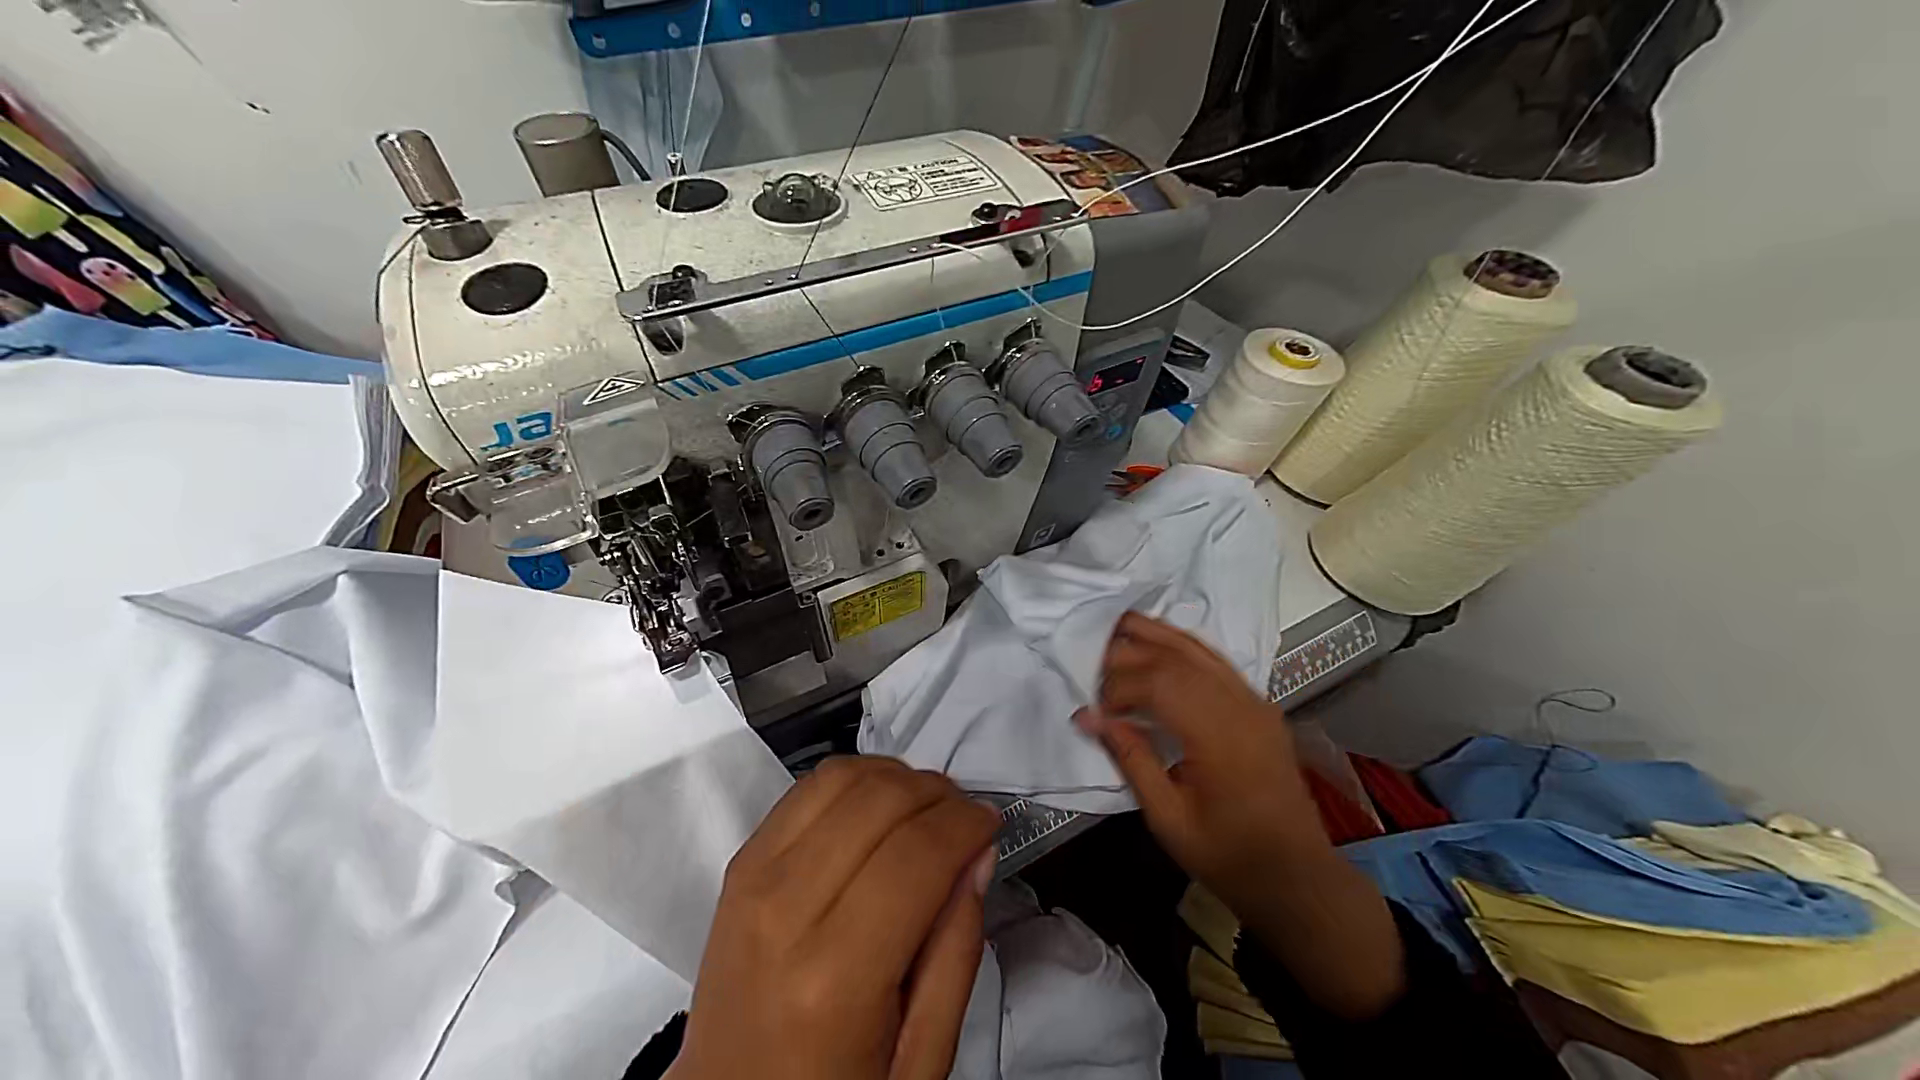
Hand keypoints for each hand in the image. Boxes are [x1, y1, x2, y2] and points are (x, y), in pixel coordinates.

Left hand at [668, 757, 999, 1079]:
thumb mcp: (918, 1058)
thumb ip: (956, 951)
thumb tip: (977, 854)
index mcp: (835, 977)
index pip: (918, 855)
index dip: (966, 823)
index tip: (991, 822)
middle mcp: (786, 911)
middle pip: (881, 802)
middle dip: (939, 794)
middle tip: (964, 816)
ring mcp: (754, 878)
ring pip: (843, 778)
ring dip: (898, 777)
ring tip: (926, 807)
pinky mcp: (740, 862)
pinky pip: (807, 787)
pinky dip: (855, 779)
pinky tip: (878, 804)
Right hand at [1076, 612, 1406, 1018]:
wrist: (1298, 875)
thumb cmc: (1228, 855)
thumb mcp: (1168, 818)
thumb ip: (1131, 758)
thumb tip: (1088, 716)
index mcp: (1217, 736)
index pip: (1157, 684)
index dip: (1117, 687)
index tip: (1092, 709)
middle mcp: (1238, 705)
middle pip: (1174, 657)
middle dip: (1128, 653)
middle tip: (1091, 664)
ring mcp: (1253, 700)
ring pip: (1197, 648)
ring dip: (1154, 635)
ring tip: (1115, 626)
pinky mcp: (1259, 704)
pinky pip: (1215, 659)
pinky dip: (1182, 645)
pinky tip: (1159, 645)